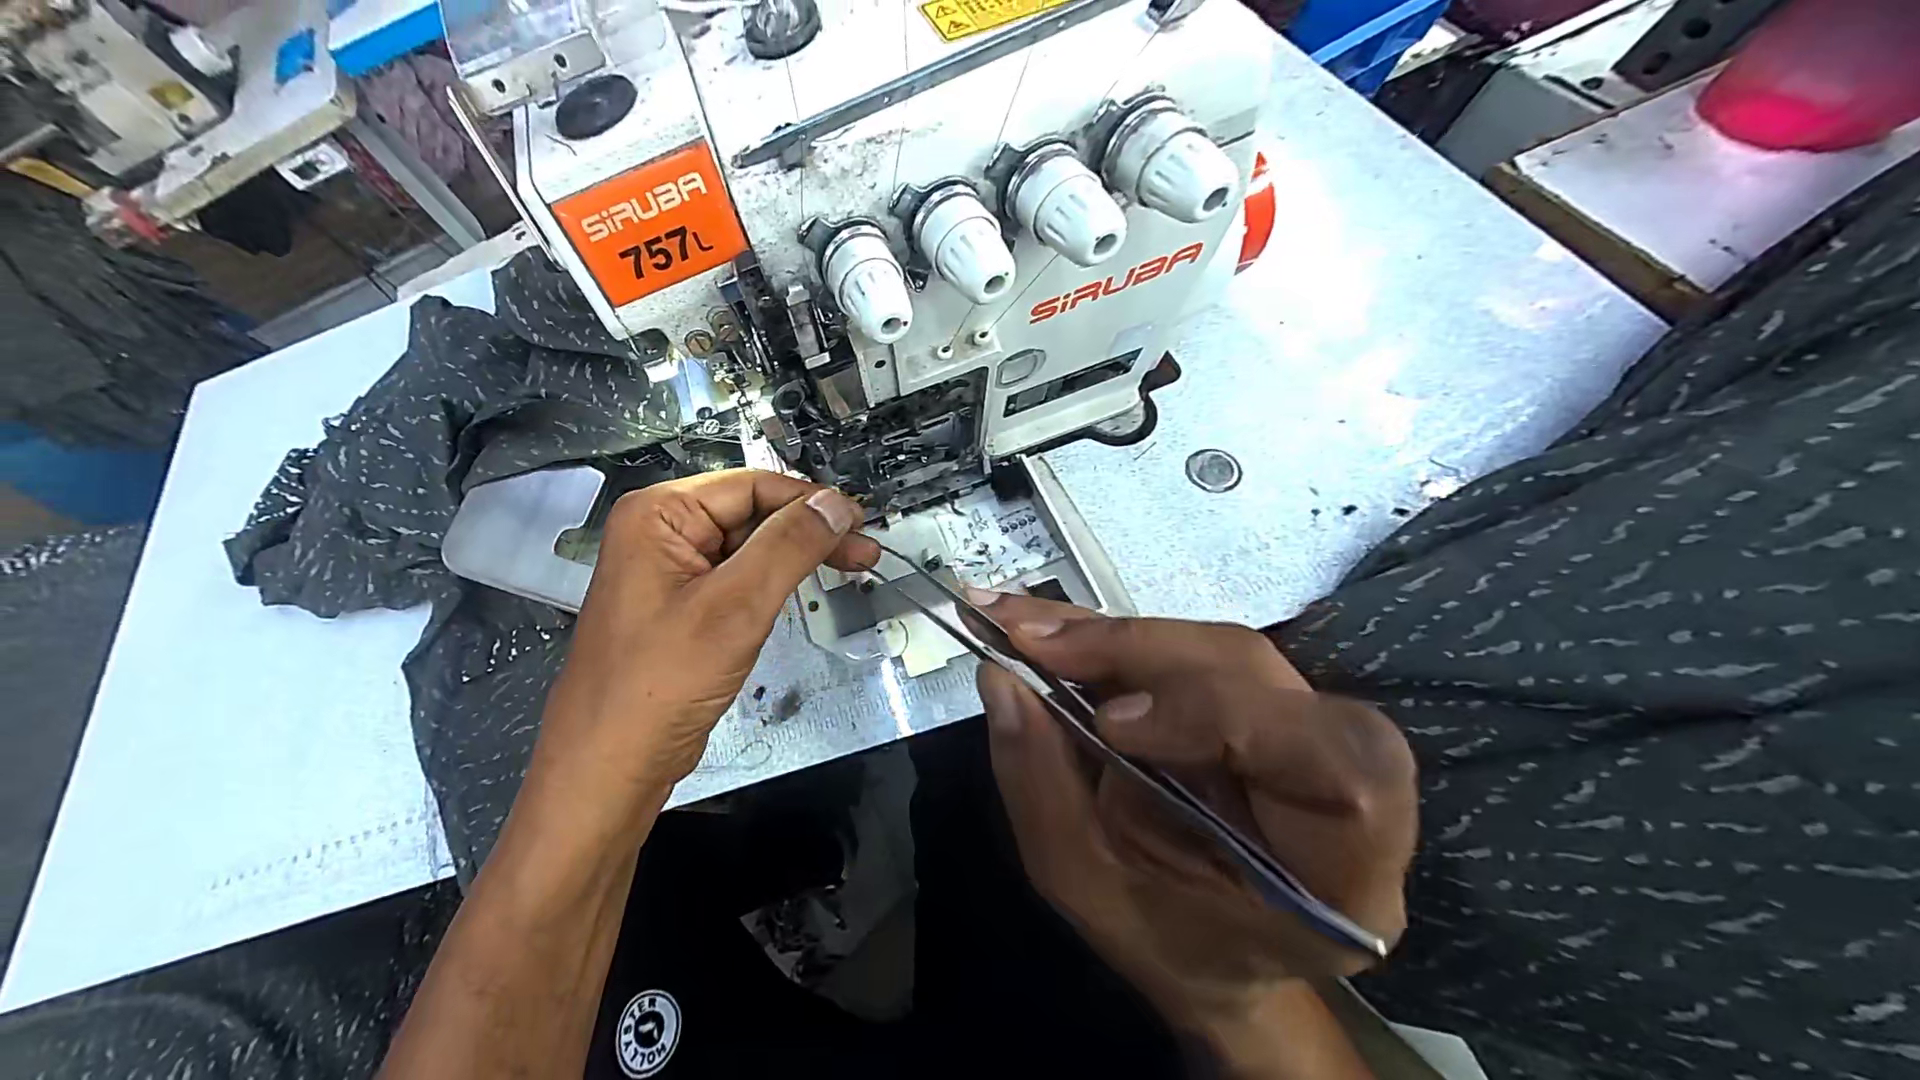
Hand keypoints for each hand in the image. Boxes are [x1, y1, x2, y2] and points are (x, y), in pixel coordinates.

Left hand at [532, 469, 877, 815]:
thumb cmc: (659, 685)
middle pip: (754, 514)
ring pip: (751, 547)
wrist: (612, 767)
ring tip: (848, 567)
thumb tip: (834, 505)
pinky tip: (803, 589)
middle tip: (862, 551)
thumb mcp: (737, 605)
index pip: (753, 486)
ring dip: (799, 556)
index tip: (858, 523)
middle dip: (810, 531)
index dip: (811, 502)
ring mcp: (673, 573)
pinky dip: (776, 581)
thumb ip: (790, 545)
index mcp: (659, 515)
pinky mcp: (685, 606)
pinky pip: (740, 578)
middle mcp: (662, 535)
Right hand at [971, 591, 1416, 1036]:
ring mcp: (1297, 719)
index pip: (1332, 761)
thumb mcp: (1087, 885)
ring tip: (1018, 626)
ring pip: (1213, 645)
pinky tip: (1049, 627)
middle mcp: (1340, 772)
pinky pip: (1186, 647)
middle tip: (1024, 639)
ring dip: (1110, 633)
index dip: (1217, 713)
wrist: (1213, 947)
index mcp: (1343, 866)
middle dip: (1132, 648)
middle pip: (1254, 672)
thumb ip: (1042, 784)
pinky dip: (1111, 636)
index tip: (1109, 721)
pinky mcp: (1251, 692)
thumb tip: (1001, 678)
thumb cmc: (1164, 940)